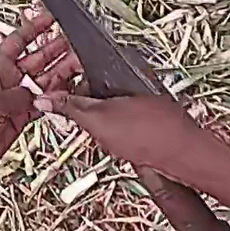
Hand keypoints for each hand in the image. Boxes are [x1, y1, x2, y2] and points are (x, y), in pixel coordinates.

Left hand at [0, 10, 79, 210]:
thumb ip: (19, 95)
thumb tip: (38, 93)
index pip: (18, 41)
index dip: (35, 28)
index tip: (51, 18)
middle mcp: (6, 81)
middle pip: (36, 60)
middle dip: (56, 51)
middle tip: (76, 45)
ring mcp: (14, 100)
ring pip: (44, 82)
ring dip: (61, 74)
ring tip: (80, 66)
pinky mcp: (20, 119)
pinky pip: (43, 104)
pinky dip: (56, 99)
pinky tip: (69, 93)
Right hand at [32, 92, 221, 177]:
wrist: (185, 158)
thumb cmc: (147, 136)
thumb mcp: (96, 121)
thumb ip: (69, 108)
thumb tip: (44, 98)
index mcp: (121, 73)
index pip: (83, 72)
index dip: (66, 87)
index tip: (55, 101)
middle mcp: (135, 83)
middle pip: (96, 90)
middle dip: (84, 107)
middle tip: (82, 125)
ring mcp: (148, 101)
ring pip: (112, 107)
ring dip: (102, 123)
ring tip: (105, 139)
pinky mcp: (158, 119)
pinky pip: (128, 121)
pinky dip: (120, 132)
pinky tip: (123, 146)